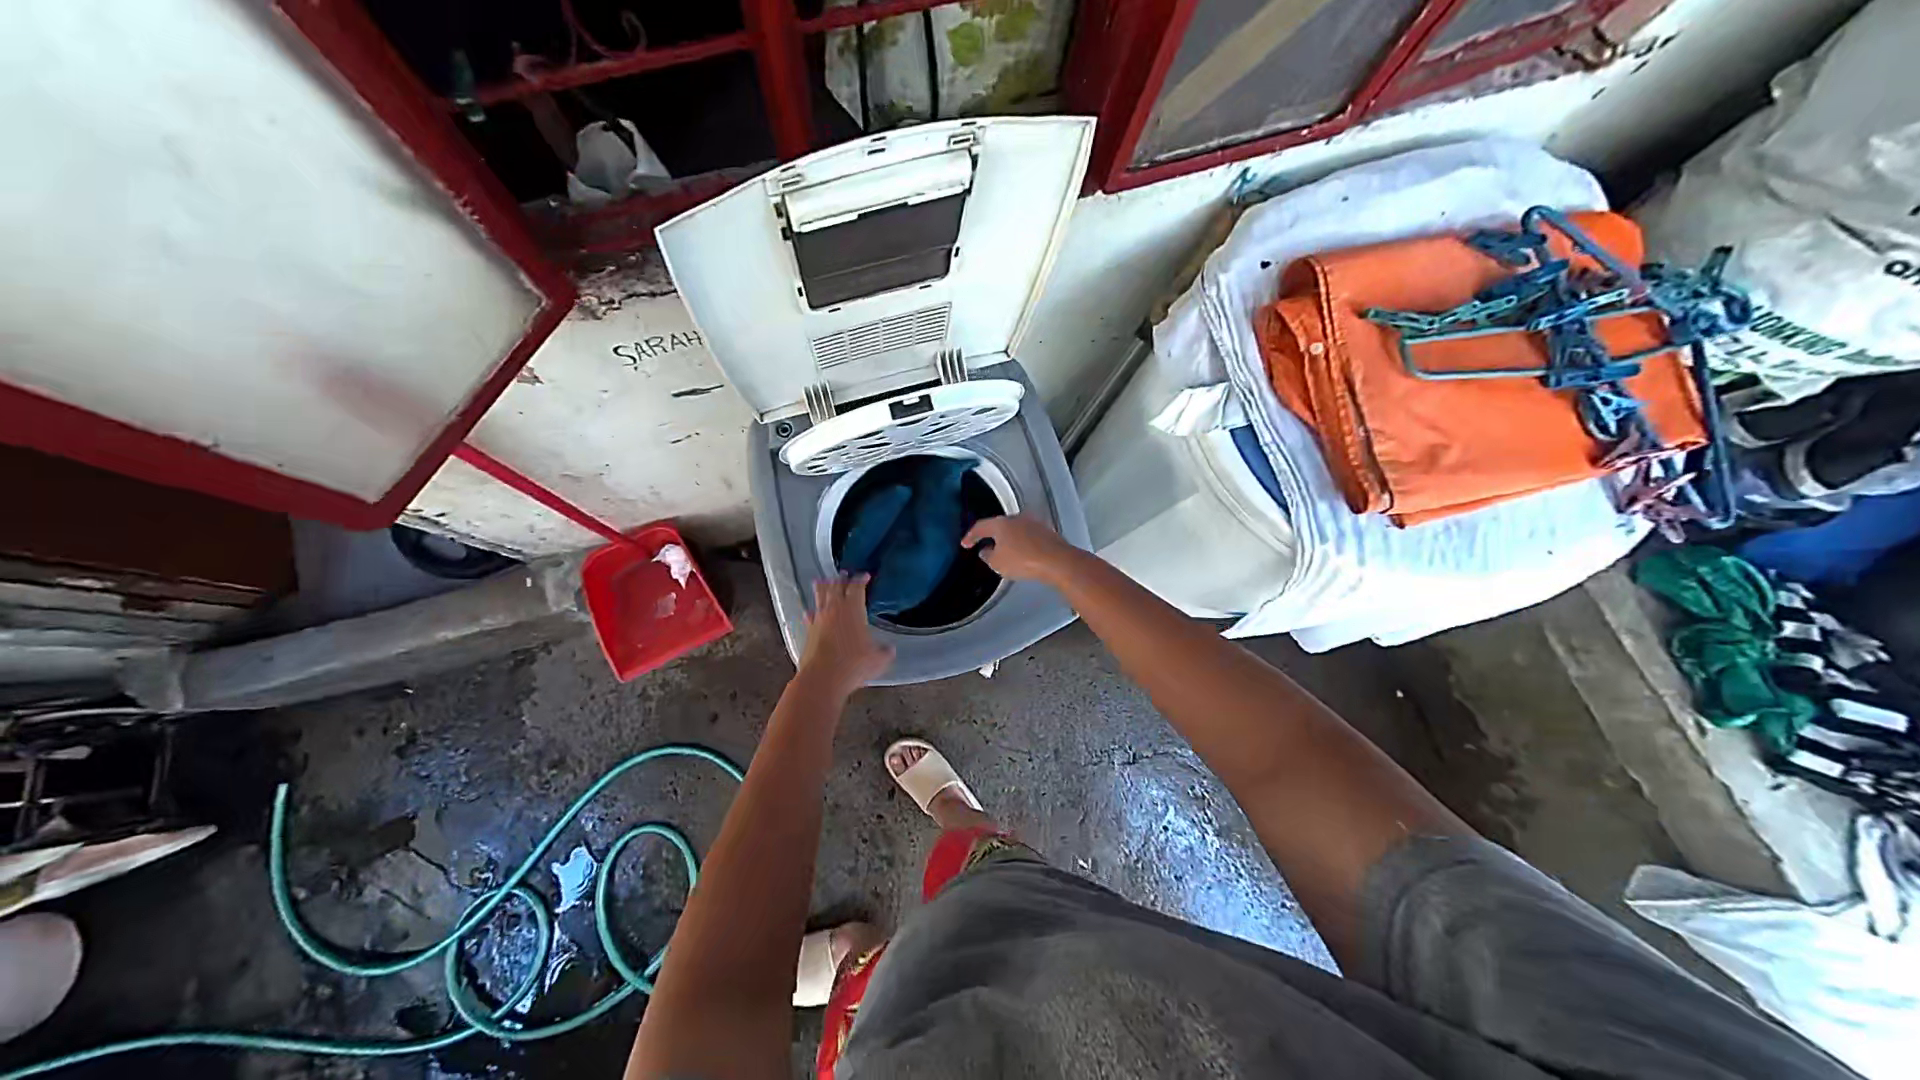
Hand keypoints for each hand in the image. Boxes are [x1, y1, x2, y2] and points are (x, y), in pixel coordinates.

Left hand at [797, 575, 893, 696]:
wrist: (823, 678)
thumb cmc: (854, 664)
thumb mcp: (878, 659)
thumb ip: (885, 652)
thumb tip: (889, 650)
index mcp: (853, 609)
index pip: (857, 588)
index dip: (861, 579)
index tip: (864, 576)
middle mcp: (834, 609)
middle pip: (836, 587)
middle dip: (841, 579)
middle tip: (843, 573)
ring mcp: (819, 620)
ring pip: (820, 597)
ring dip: (822, 588)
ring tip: (821, 581)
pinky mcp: (808, 632)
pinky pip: (810, 617)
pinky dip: (811, 612)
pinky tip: (809, 612)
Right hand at [962, 515, 1081, 584]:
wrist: (1056, 561)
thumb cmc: (1023, 560)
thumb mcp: (997, 563)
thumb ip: (987, 556)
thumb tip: (986, 551)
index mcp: (1000, 523)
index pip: (980, 526)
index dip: (970, 536)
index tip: (965, 543)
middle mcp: (1016, 518)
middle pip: (999, 526)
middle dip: (992, 536)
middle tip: (985, 546)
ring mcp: (1033, 523)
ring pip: (1014, 530)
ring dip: (1008, 540)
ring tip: (1005, 553)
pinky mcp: (1046, 531)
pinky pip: (1028, 536)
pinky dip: (1022, 543)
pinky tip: (1022, 554)